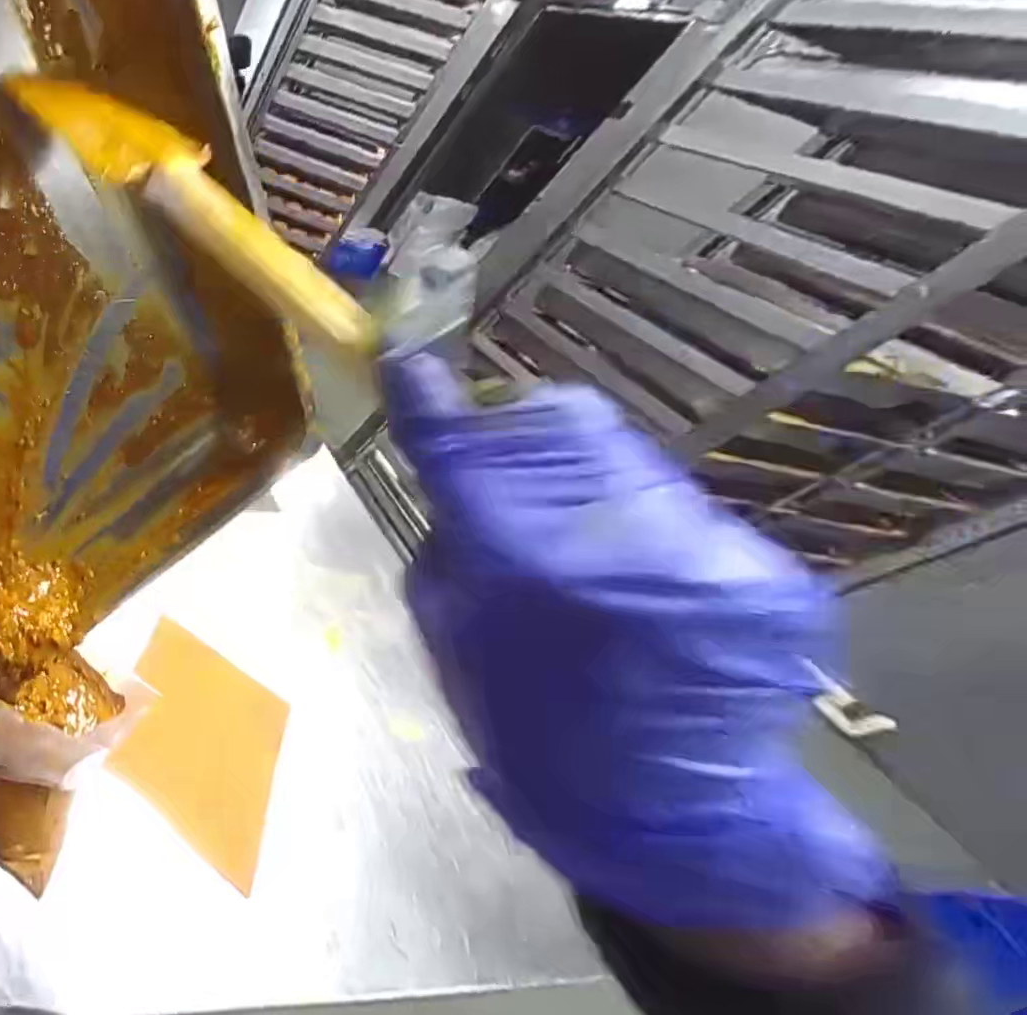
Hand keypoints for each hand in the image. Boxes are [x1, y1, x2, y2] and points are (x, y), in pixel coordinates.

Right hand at [382, 354, 889, 931]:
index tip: (404, 359)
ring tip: (566, 530)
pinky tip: (622, 565)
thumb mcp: (444, 622)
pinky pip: (666, 500)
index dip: (429, 398)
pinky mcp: (762, 566)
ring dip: (574, 472)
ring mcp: (700, 551)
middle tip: (498, 465)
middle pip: (557, 420)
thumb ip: (453, 531)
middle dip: (515, 430)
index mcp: (513, 568)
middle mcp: (611, 541)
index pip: (460, 446)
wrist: (649, 805)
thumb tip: (457, 464)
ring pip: (617, 451)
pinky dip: (627, 515)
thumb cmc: (513, 717)